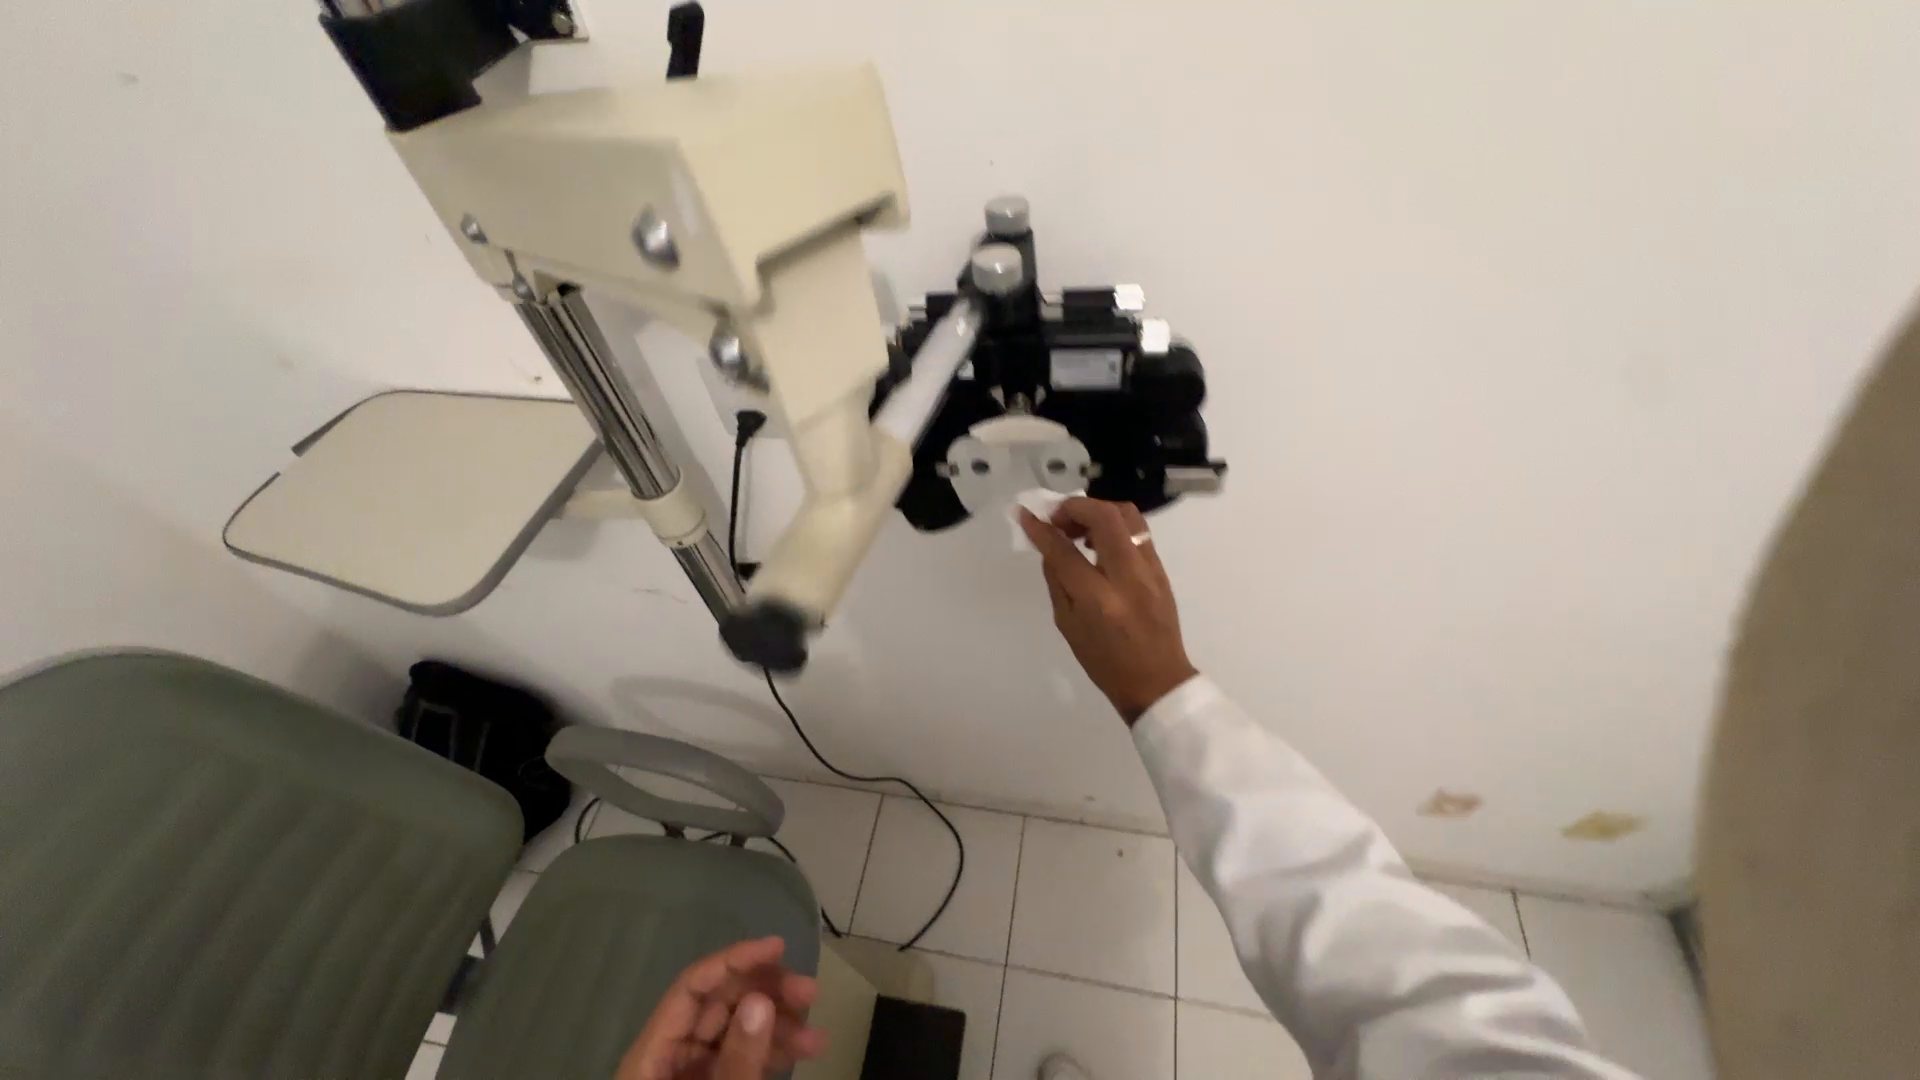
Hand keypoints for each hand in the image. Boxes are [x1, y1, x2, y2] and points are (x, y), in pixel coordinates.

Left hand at [613, 936, 826, 1079]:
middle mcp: (665, 1057)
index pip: (692, 986)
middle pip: (718, 1005)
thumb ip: (737, 1060)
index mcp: (649, 1055)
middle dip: (767, 994)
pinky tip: (800, 1051)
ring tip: (818, 1036)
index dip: (735, 959)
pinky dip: (768, 1052)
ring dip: (777, 1028)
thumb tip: (762, 999)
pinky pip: (737, 1060)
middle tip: (811, 992)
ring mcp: (685, 1075)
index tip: (778, 946)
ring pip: (735, 1032)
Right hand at [1018, 497, 1198, 724]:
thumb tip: (1049, 545)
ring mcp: (1149, 569)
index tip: (1025, 514)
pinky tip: (1098, 541)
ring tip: (1078, 529)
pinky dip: (1113, 525)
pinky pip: (1137, 530)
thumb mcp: (1067, 624)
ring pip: (1127, 515)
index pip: (1064, 549)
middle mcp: (1127, 576)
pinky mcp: (1160, 569)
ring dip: (1096, 512)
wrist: (1156, 680)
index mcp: (1098, 598)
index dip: (1041, 528)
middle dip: (1074, 508)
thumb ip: (1057, 579)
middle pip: (1104, 516)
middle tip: (1056, 520)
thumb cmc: (1104, 661)